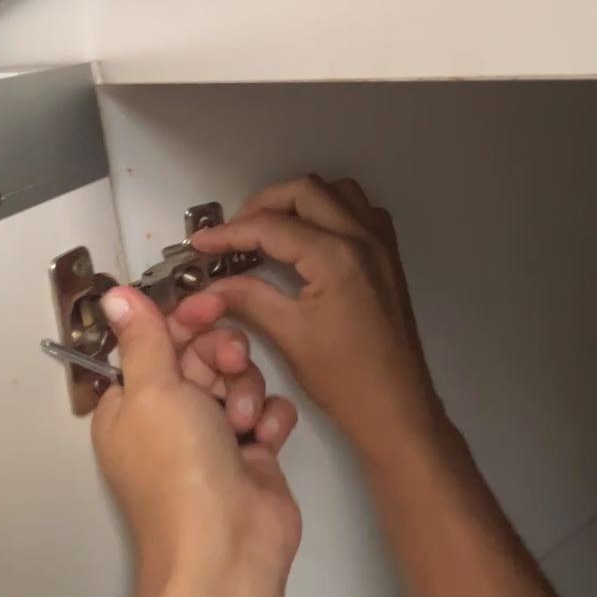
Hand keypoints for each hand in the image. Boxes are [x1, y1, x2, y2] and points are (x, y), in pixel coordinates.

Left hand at [91, 286, 300, 596]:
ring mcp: (213, 432)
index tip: (209, 308)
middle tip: (230, 364)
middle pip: (205, 351)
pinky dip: (271, 418)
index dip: (187, 319)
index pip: (161, 338)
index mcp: (135, 402)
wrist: (230, 543)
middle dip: (224, 355)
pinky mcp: (251, 447)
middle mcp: (172, 415)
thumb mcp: (153, 390)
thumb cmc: (180, 476)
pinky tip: (263, 439)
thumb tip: (118, 297)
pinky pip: (269, 408)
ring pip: (241, 375)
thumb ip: (143, 337)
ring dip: (247, 390)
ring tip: (242, 421)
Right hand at [190, 176, 441, 451]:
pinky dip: (331, 208)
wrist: (396, 405)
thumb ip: (247, 298)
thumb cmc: (343, 377)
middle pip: (305, 191)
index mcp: (336, 256)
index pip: (272, 227)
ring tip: (269, 227)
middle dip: (264, 204)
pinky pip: (359, 208)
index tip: (200, 242)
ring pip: (336, 191)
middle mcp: (362, 236)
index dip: (230, 232)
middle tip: (234, 232)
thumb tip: (208, 285)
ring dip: (300, 200)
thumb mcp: (289, 336)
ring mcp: (381, 241)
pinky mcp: (389, 252)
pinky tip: (310, 235)